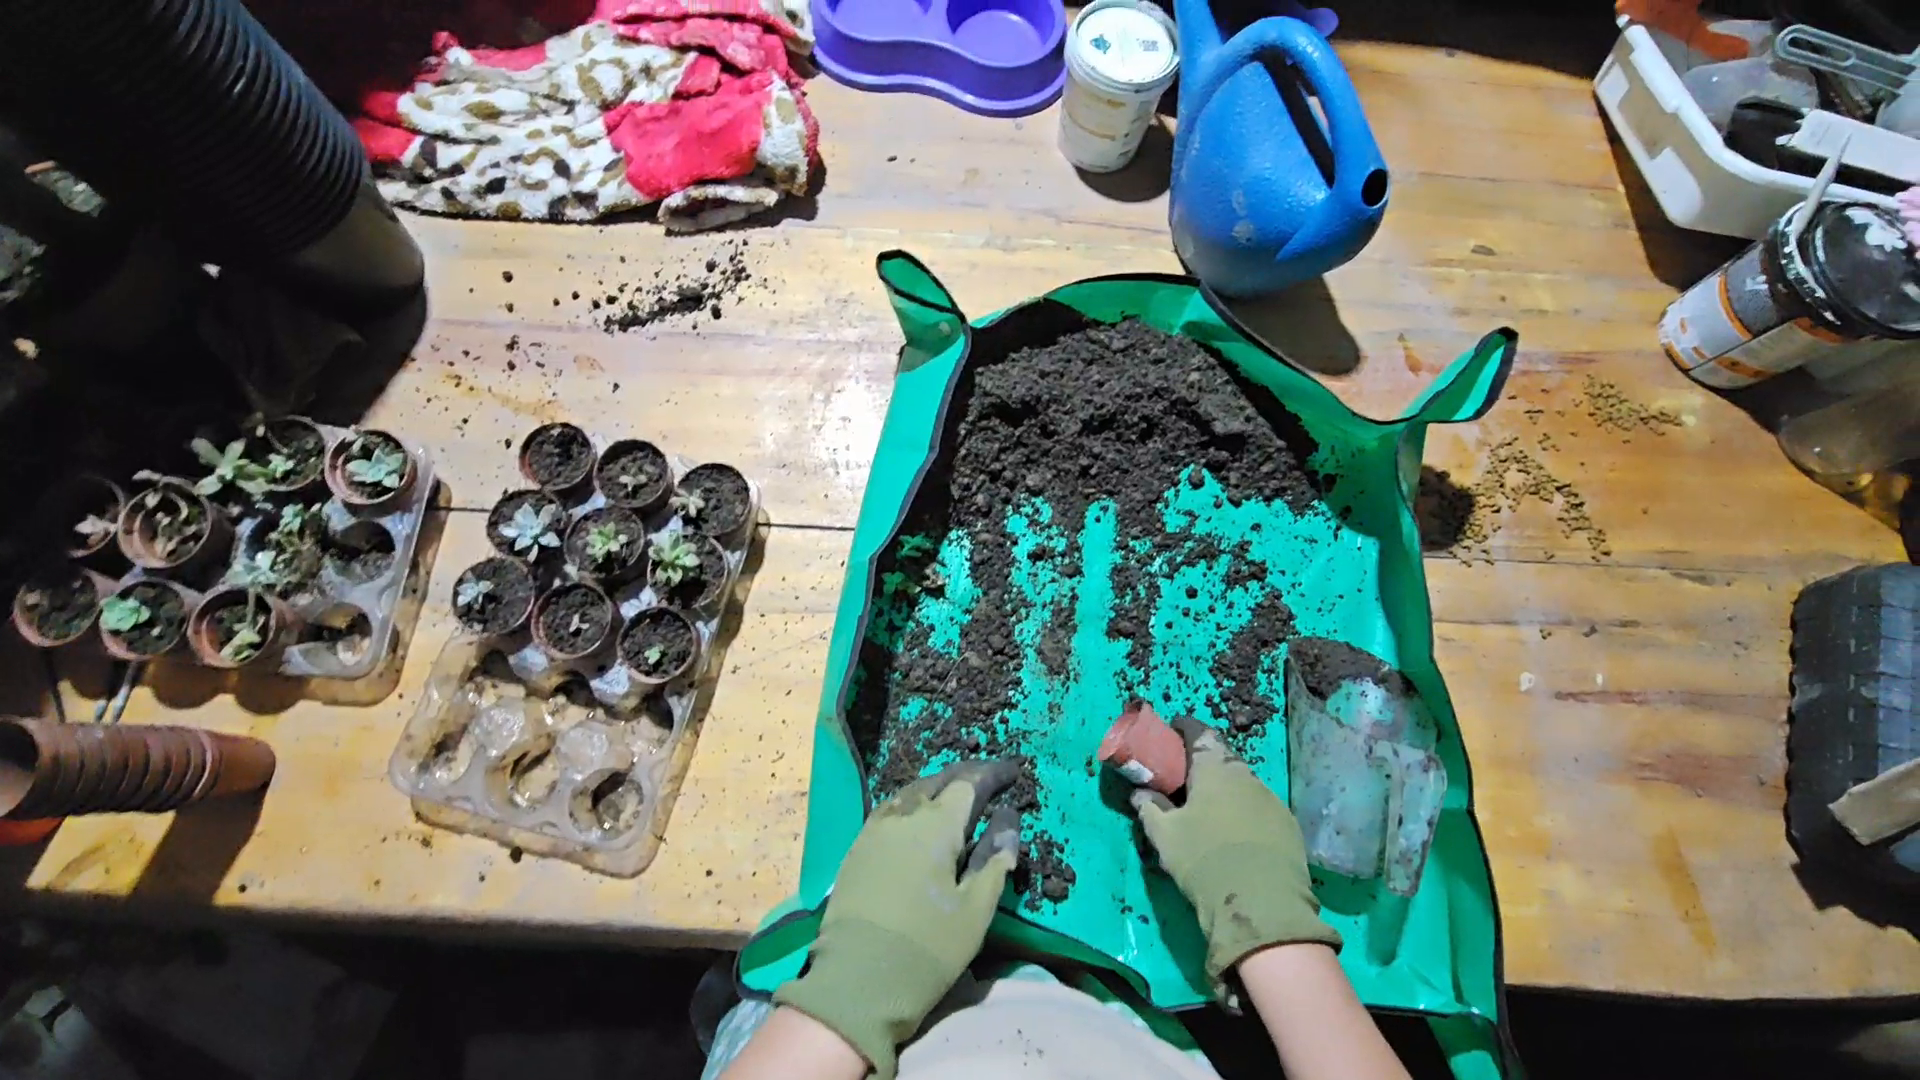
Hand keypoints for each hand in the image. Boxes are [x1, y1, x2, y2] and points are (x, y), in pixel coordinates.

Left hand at [775, 760, 1021, 1078]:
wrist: (857, 979)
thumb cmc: (928, 946)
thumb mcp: (976, 908)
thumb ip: (995, 858)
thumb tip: (1008, 818)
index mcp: (936, 824)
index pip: (969, 783)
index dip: (993, 774)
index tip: (1014, 772)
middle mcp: (904, 814)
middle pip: (938, 781)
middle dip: (966, 776)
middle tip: (988, 778)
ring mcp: (875, 828)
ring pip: (911, 791)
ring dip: (937, 787)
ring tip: (956, 793)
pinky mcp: (858, 846)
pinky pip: (891, 809)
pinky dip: (913, 802)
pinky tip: (919, 814)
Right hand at [1131, 717, 1339, 1004]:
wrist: (1262, 907)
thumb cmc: (1203, 859)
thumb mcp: (1164, 835)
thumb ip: (1150, 808)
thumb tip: (1141, 794)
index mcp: (1215, 768)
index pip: (1199, 732)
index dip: (1182, 729)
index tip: (1170, 734)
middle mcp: (1247, 775)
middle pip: (1222, 758)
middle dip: (1202, 764)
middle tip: (1183, 779)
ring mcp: (1272, 801)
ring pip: (1242, 786)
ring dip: (1225, 791)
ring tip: (1208, 812)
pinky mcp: (1289, 828)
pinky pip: (1260, 810)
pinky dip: (1244, 814)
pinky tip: (1235, 837)